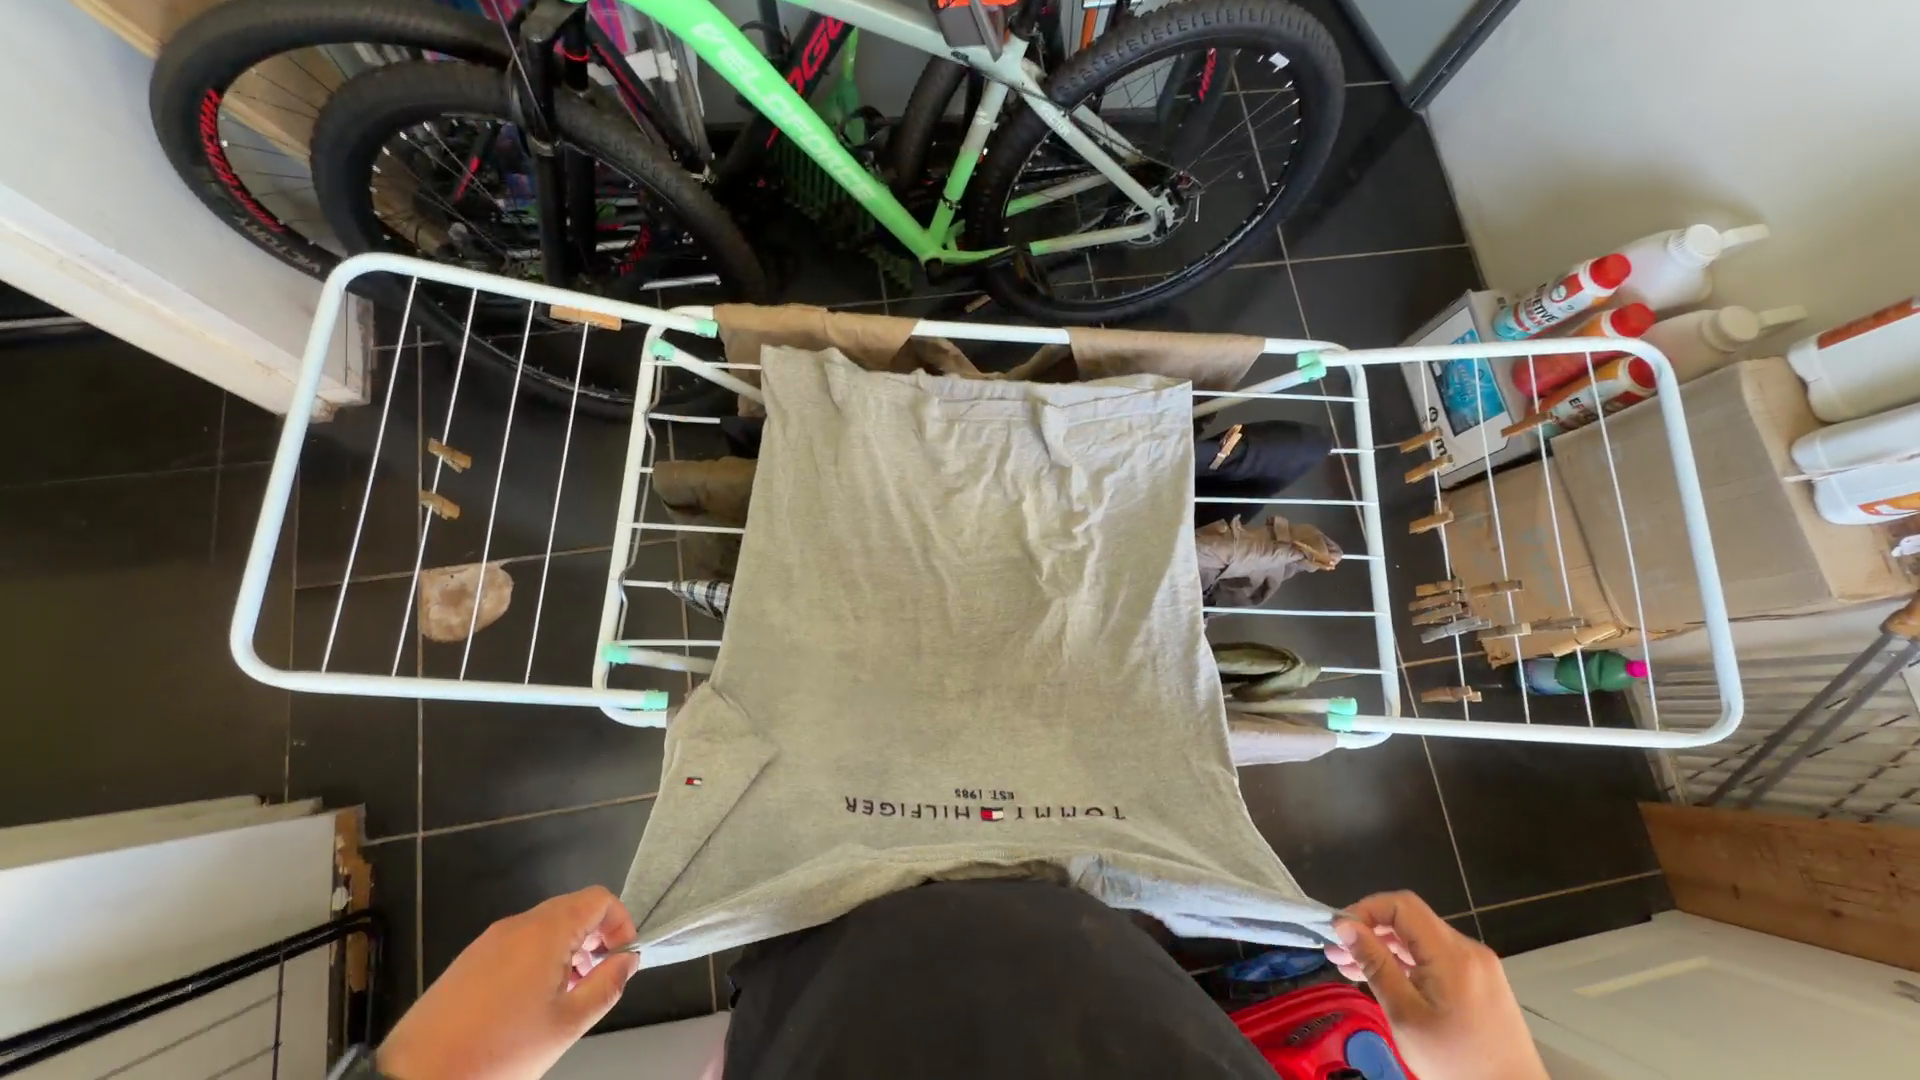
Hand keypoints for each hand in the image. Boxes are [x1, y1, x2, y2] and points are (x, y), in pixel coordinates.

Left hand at [377, 886, 641, 1079]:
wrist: (414, 1079)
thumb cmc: (499, 1051)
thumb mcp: (567, 1024)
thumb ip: (607, 985)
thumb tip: (627, 960)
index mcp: (546, 931)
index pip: (599, 899)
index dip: (621, 923)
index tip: (621, 960)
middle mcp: (517, 925)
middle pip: (572, 910)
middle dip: (595, 939)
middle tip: (595, 980)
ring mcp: (488, 941)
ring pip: (545, 928)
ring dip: (567, 951)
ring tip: (562, 998)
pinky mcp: (467, 961)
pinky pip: (517, 944)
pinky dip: (537, 960)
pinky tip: (527, 1005)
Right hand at [1324, 891, 1546, 1079]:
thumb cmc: (1456, 1064)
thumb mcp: (1405, 1015)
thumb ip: (1375, 964)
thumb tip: (1345, 925)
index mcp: (1452, 954)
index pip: (1402, 905)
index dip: (1365, 910)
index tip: (1340, 934)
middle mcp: (1468, 951)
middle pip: (1410, 921)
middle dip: (1370, 931)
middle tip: (1337, 953)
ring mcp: (1478, 968)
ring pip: (1421, 941)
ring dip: (1385, 948)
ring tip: (1351, 967)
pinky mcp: (1481, 984)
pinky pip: (1435, 959)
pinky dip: (1406, 963)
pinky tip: (1384, 980)